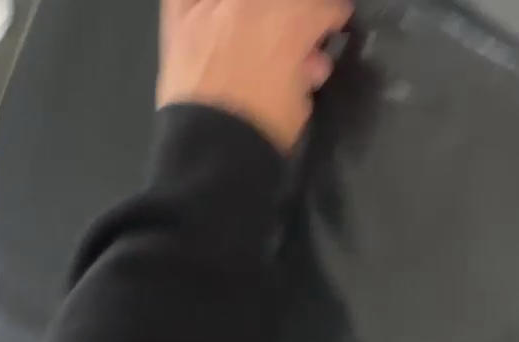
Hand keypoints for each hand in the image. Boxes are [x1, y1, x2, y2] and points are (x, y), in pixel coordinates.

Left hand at [158, 0, 355, 151]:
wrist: (212, 150)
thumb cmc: (264, 132)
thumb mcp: (300, 105)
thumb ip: (307, 74)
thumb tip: (313, 60)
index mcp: (287, 30)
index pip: (320, 8)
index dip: (334, 14)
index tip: (339, 20)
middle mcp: (248, 7)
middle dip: (298, 8)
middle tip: (301, 23)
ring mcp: (210, 7)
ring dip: (259, 8)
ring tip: (263, 21)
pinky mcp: (178, 16)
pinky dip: (205, 2)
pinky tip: (217, 10)